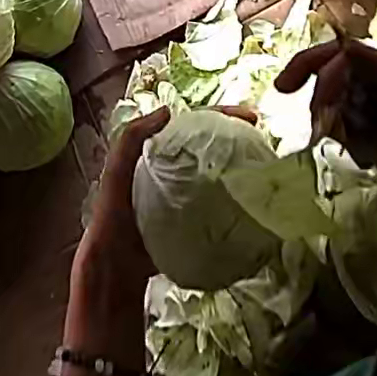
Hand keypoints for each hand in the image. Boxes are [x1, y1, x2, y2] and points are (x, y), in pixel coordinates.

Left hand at [76, 105, 257, 291]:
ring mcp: (185, 192)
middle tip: (263, 140)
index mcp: (157, 150)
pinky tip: (251, 200)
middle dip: (236, 137)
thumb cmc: (113, 213)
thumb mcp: (117, 170)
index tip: (250, 118)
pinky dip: (234, 196)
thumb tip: (167, 110)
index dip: (220, 115)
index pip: (193, 123)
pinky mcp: (194, 218)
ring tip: (263, 165)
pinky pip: (218, 201)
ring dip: (238, 164)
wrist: (115, 264)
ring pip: (216, 170)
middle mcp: (173, 166)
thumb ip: (132, 139)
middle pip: (210, 143)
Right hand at [276, 38, 376, 244]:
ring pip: (353, 80)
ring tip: (329, 137)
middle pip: (349, 59)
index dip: (322, 70)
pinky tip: (355, 148)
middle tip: (283, 91)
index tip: (303, 101)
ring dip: (334, 103)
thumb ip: (364, 133)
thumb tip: (326, 114)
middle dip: (315, 74)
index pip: (354, 54)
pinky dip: (351, 117)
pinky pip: (368, 99)